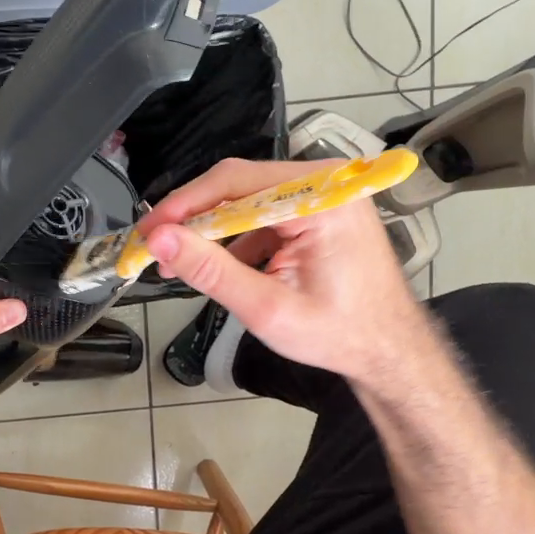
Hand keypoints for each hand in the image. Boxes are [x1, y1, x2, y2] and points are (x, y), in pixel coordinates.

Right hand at [137, 157, 426, 383]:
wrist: (387, 350)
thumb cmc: (337, 334)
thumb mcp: (265, 307)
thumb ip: (211, 270)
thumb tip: (161, 241)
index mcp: (322, 200)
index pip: (234, 183)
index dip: (182, 205)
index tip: (147, 232)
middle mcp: (326, 184)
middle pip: (237, 185)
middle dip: (190, 217)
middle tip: (154, 247)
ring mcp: (323, 196)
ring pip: (244, 199)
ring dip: (208, 230)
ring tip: (177, 264)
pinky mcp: (316, 212)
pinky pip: (261, 214)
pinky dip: (232, 239)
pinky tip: (215, 267)